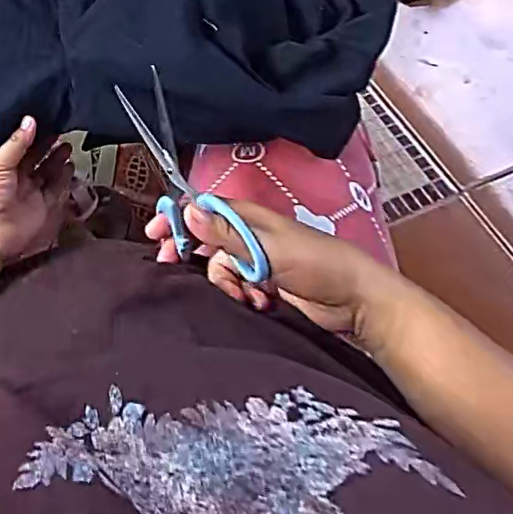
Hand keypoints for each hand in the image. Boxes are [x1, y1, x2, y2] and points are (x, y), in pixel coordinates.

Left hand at [0, 116, 73, 272]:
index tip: (45, 122)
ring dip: (58, 160)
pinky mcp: (42, 208)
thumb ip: (16, 143)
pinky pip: (57, 190)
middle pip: (36, 159)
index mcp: (0, 168)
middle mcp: (15, 180)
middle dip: (48, 146)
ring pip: (48, 173)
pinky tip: (69, 165)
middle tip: (60, 132)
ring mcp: (30, 194)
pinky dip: (64, 178)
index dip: (33, 136)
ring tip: (68, 146)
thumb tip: (29, 121)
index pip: (20, 148)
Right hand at [146, 197, 406, 347]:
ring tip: (247, 294)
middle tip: (174, 266)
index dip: (179, 218)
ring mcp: (257, 260)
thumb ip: (227, 232)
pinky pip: (236, 287)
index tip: (158, 233)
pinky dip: (240, 296)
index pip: (203, 209)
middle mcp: (249, 235)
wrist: (355, 301)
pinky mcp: (264, 284)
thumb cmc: (317, 263)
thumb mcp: (268, 247)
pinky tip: (257, 303)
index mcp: (249, 216)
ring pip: (219, 268)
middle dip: (191, 252)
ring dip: (226, 284)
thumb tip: (189, 211)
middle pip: (206, 238)